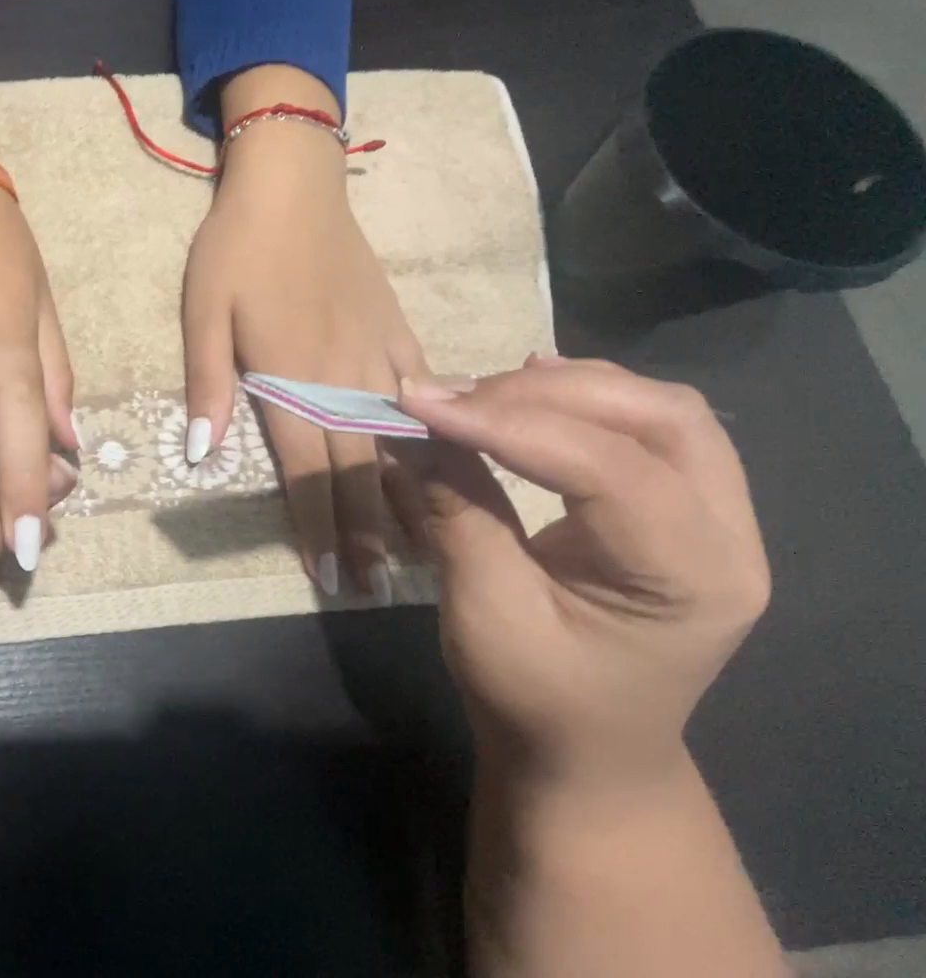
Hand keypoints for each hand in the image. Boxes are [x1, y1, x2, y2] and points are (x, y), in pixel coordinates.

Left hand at [184, 119, 428, 598]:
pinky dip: (437, 437)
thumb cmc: (235, 251)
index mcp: (292, 379)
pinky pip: (426, 393)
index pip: (307, 472)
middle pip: (358, 469)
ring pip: (400, 442)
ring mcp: (380, 355)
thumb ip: (208, 388)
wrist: (292, 185)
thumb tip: (202, 457)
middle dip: (367, 531)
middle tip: (377, 586)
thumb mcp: (202, 316)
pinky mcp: (401, 329)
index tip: (331, 576)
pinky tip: (454, 466)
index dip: (318, 526)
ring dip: (410, 498)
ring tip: (427, 550)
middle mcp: (344, 378)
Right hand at [391, 358, 770, 782]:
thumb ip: (456, 511)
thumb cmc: (531, 695)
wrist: (581, 748)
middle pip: (661, 418)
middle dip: (548, 393)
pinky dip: (581, 400)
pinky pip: (645, 430)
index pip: (609, 467)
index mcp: (689, 577)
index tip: (420, 405)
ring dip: (566, 389)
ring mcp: (715, 518)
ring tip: (479, 394)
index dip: (509, 425)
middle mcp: (727, 536)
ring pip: (660, 411)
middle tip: (454, 397)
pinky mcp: (679, 508)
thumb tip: (410, 428)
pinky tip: (528, 389)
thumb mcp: (482, 610)